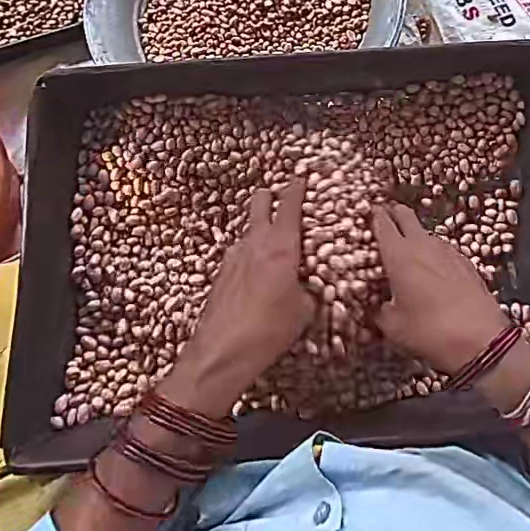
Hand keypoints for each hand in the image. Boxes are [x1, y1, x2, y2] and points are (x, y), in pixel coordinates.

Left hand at [159, 180, 314, 416]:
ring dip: (260, 227)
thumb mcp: (303, 311)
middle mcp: (254, 243)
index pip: (289, 205)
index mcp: (280, 247)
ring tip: (275, 241)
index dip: (296, 188)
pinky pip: (240, 252)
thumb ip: (308, 289)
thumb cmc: (268, 330)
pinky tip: (258, 269)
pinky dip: (250, 252)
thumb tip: (307, 286)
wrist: (221, 351)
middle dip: (271, 196)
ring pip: (249, 228)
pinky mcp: (221, 272)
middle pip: (260, 203)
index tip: (302, 179)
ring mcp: (234, 256)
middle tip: (283, 198)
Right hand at [371, 202, 513, 374]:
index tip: (368, 215)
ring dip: (415, 236)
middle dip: (393, 213)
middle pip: (405, 215)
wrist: (483, 342)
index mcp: (398, 255)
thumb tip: (378, 306)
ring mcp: (448, 251)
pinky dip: (434, 254)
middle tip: (385, 220)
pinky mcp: (467, 262)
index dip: (373, 215)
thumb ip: (380, 310)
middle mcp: (422, 245)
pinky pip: (443, 250)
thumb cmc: (430, 332)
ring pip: (425, 233)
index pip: (382, 222)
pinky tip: (433, 271)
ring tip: (408, 253)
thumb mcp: (393, 327)